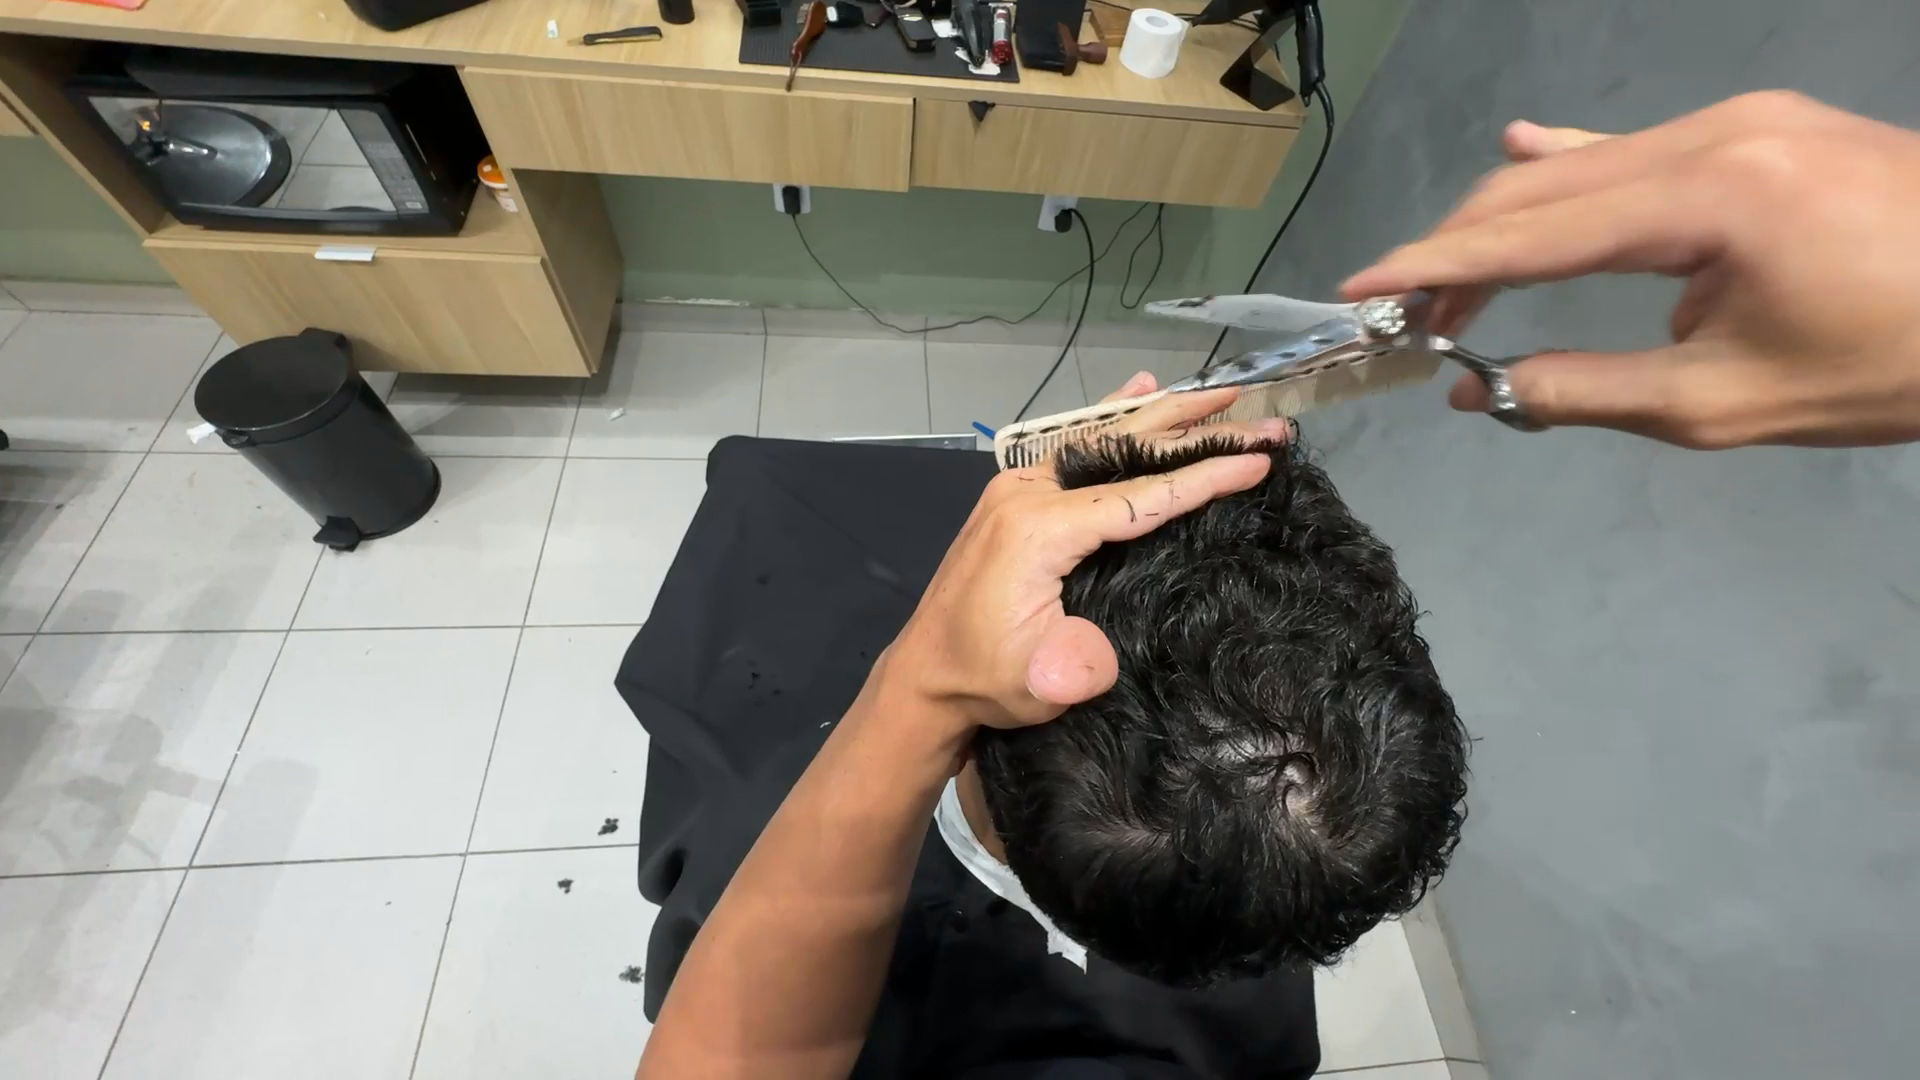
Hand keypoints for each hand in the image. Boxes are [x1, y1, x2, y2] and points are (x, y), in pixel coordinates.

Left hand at [877, 377, 1283, 736]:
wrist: (927, 671)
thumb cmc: (982, 675)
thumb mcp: (1032, 682)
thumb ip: (1072, 667)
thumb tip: (1100, 656)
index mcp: (1038, 527)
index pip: (1138, 494)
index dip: (1202, 478)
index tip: (1259, 459)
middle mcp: (1027, 492)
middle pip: (1125, 450)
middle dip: (1196, 431)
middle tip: (1259, 417)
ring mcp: (1017, 489)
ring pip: (1100, 438)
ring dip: (1160, 416)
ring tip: (1214, 393)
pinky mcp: (1015, 499)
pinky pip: (1071, 447)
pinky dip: (1109, 418)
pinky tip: (1135, 391)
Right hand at [1341, 92, 1919, 448]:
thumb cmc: (1897, 360)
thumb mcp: (1717, 402)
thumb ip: (1577, 391)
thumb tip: (1472, 389)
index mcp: (1706, 199)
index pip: (1525, 237)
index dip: (1429, 269)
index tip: (1357, 291)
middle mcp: (1711, 139)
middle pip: (1531, 195)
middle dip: (1449, 258)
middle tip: (1400, 321)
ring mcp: (1736, 127)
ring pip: (1568, 175)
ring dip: (1494, 235)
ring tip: (1444, 297)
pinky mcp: (1752, 137)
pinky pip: (1625, 151)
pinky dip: (1560, 167)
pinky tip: (1518, 149)